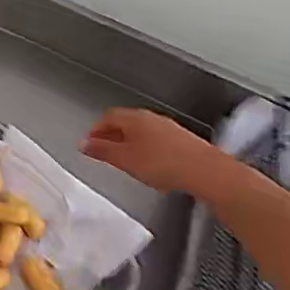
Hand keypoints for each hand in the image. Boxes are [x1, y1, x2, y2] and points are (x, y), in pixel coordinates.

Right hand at [82, 108, 241, 198]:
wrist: (204, 171)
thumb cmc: (165, 163)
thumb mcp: (124, 159)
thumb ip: (102, 151)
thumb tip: (85, 144)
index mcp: (136, 118)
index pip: (109, 117)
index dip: (97, 129)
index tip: (90, 141)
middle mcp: (153, 119)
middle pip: (126, 123)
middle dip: (112, 136)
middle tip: (102, 150)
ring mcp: (169, 129)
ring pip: (142, 132)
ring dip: (129, 143)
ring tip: (123, 160)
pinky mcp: (181, 142)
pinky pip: (156, 141)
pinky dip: (145, 150)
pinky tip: (146, 165)